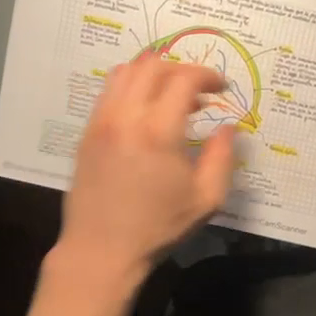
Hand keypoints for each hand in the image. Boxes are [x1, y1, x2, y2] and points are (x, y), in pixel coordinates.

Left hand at [54, 58, 236, 283]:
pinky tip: (145, 111)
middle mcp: (125, 117)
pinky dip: (131, 87)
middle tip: (200, 91)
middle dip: (181, 69)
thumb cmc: (159, 227)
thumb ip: (222, 157)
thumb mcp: (207, 199)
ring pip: (125, 72)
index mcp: (158, 132)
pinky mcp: (87, 132)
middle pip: (152, 65)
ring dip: (153, 73)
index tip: (221, 87)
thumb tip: (228, 127)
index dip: (207, 75)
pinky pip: (108, 91)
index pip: (183, 79)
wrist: (102, 250)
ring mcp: (101, 122)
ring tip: (171, 95)